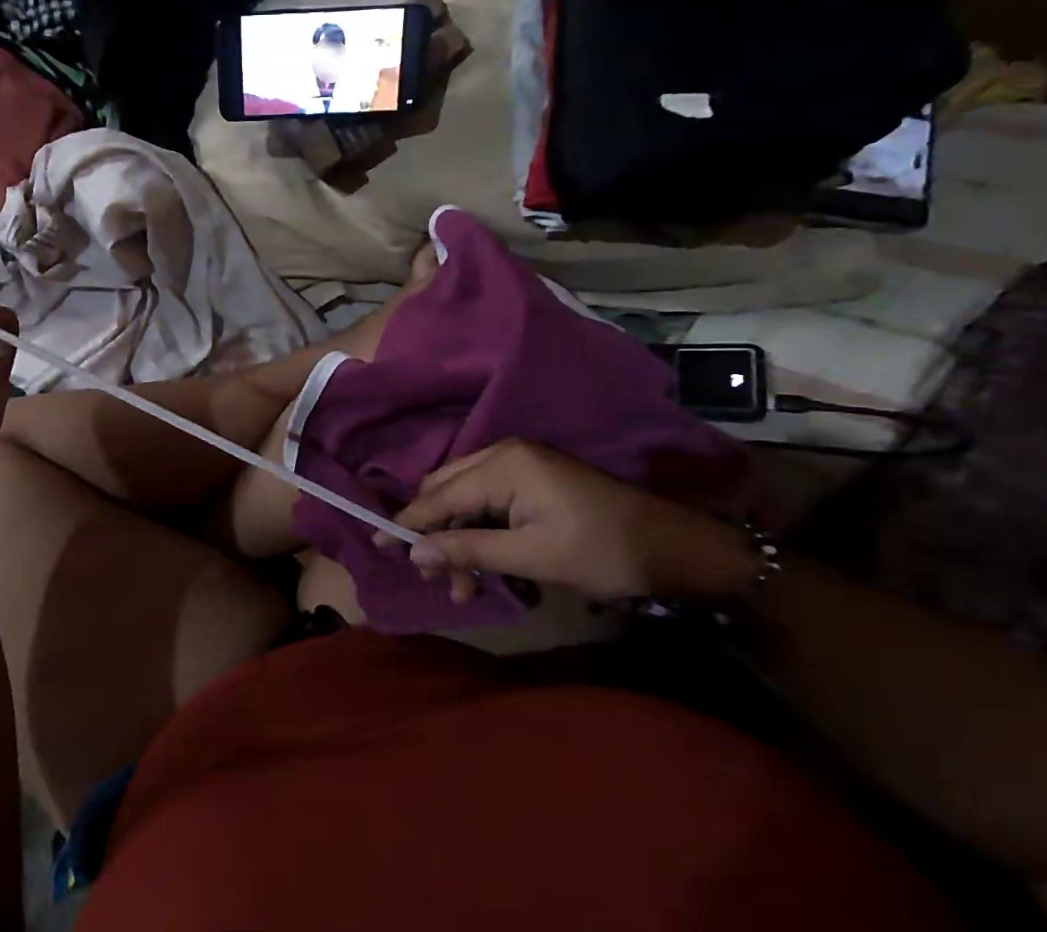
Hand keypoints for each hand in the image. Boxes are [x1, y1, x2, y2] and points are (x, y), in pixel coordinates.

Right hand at [379, 440, 761, 602]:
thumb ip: (467, 550)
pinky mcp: (534, 483)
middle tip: (434, 579)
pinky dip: (482, 536)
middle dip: (436, 536)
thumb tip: (415, 553)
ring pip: (467, 501)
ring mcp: (521, 467)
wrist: (669, 545)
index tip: (377, 547)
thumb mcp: (529, 556)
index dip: (407, 523)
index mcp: (503, 465)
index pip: (438, 495)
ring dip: (459, 542)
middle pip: (448, 492)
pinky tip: (485, 570)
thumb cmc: (599, 549)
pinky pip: (491, 505)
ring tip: (465, 590)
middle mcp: (506, 455)